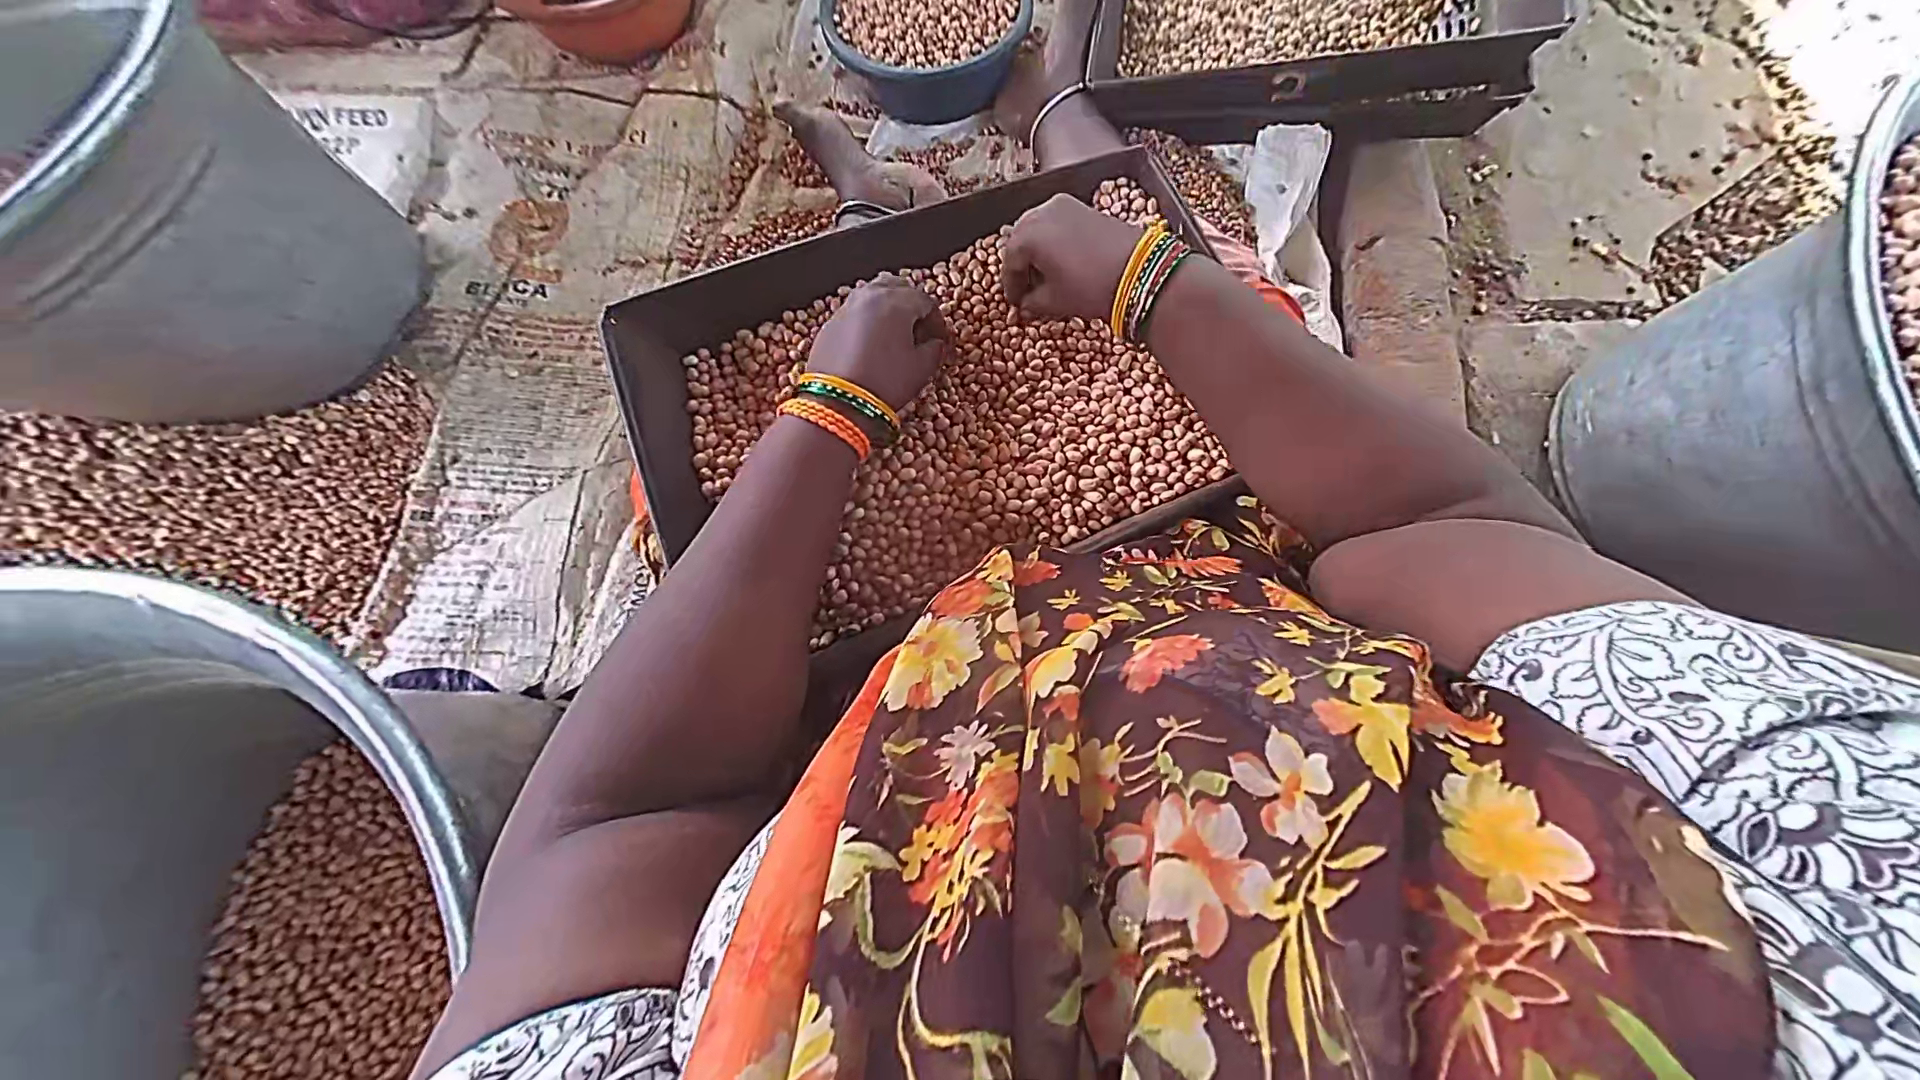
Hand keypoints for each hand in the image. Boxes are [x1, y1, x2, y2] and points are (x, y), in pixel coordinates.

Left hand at [806, 273, 948, 411]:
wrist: (839, 402)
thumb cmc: (884, 383)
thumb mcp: (921, 369)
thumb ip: (935, 349)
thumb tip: (935, 344)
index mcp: (896, 301)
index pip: (926, 301)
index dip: (937, 321)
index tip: (940, 339)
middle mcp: (868, 296)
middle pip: (897, 287)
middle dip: (912, 306)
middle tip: (919, 332)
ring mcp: (846, 309)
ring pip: (873, 296)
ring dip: (888, 310)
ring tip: (896, 338)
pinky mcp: (830, 326)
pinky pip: (855, 314)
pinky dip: (868, 322)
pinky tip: (873, 346)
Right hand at [1001, 193, 1144, 321]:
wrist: (1139, 272)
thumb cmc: (1089, 287)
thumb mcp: (1054, 301)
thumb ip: (1032, 301)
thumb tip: (1026, 302)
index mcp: (1028, 235)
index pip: (1009, 261)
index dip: (1011, 285)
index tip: (1014, 302)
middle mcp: (1042, 212)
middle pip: (1022, 240)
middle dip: (1022, 265)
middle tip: (1026, 289)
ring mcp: (1065, 205)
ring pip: (1039, 229)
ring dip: (1037, 252)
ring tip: (1044, 277)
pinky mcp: (1084, 208)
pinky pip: (1058, 224)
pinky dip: (1054, 242)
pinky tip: (1061, 263)